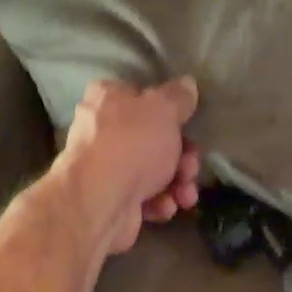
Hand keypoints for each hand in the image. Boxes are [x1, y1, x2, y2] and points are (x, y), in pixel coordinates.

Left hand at [56, 77, 202, 254]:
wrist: (101, 201)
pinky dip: (159, 203)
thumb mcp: (163, 111)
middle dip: (183, 159)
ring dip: (178, 184)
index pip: (145, 100)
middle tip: (190, 170)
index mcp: (109, 97)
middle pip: (156, 141)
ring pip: (155, 172)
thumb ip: (178, 98)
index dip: (172, 117)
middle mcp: (104, 129)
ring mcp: (108, 167)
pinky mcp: (114, 199)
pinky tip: (163, 207)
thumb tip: (188, 84)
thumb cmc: (132, 145)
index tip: (190, 132)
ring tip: (184, 196)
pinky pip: (146, 197)